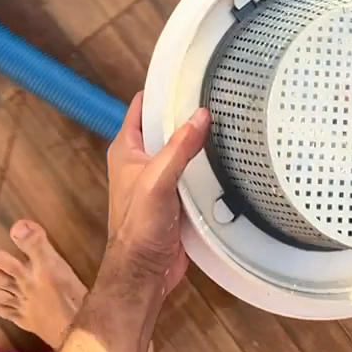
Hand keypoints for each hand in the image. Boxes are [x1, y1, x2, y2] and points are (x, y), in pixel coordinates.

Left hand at [102, 92, 209, 297]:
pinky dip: (205, 164)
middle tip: (214, 97)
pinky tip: (225, 157)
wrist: (144, 275)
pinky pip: (192, 171)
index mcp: (126, 148)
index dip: (162, 89)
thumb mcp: (157, 182)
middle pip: (166, 125)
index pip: (142, 105)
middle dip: (187, 114)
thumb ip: (179, 148)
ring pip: (182, 148)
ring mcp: (158, 178)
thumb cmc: (138, 229)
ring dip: (199, 141)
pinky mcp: (175, 196)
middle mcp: (141, 159)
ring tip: (225, 121)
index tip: (187, 76)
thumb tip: (201, 116)